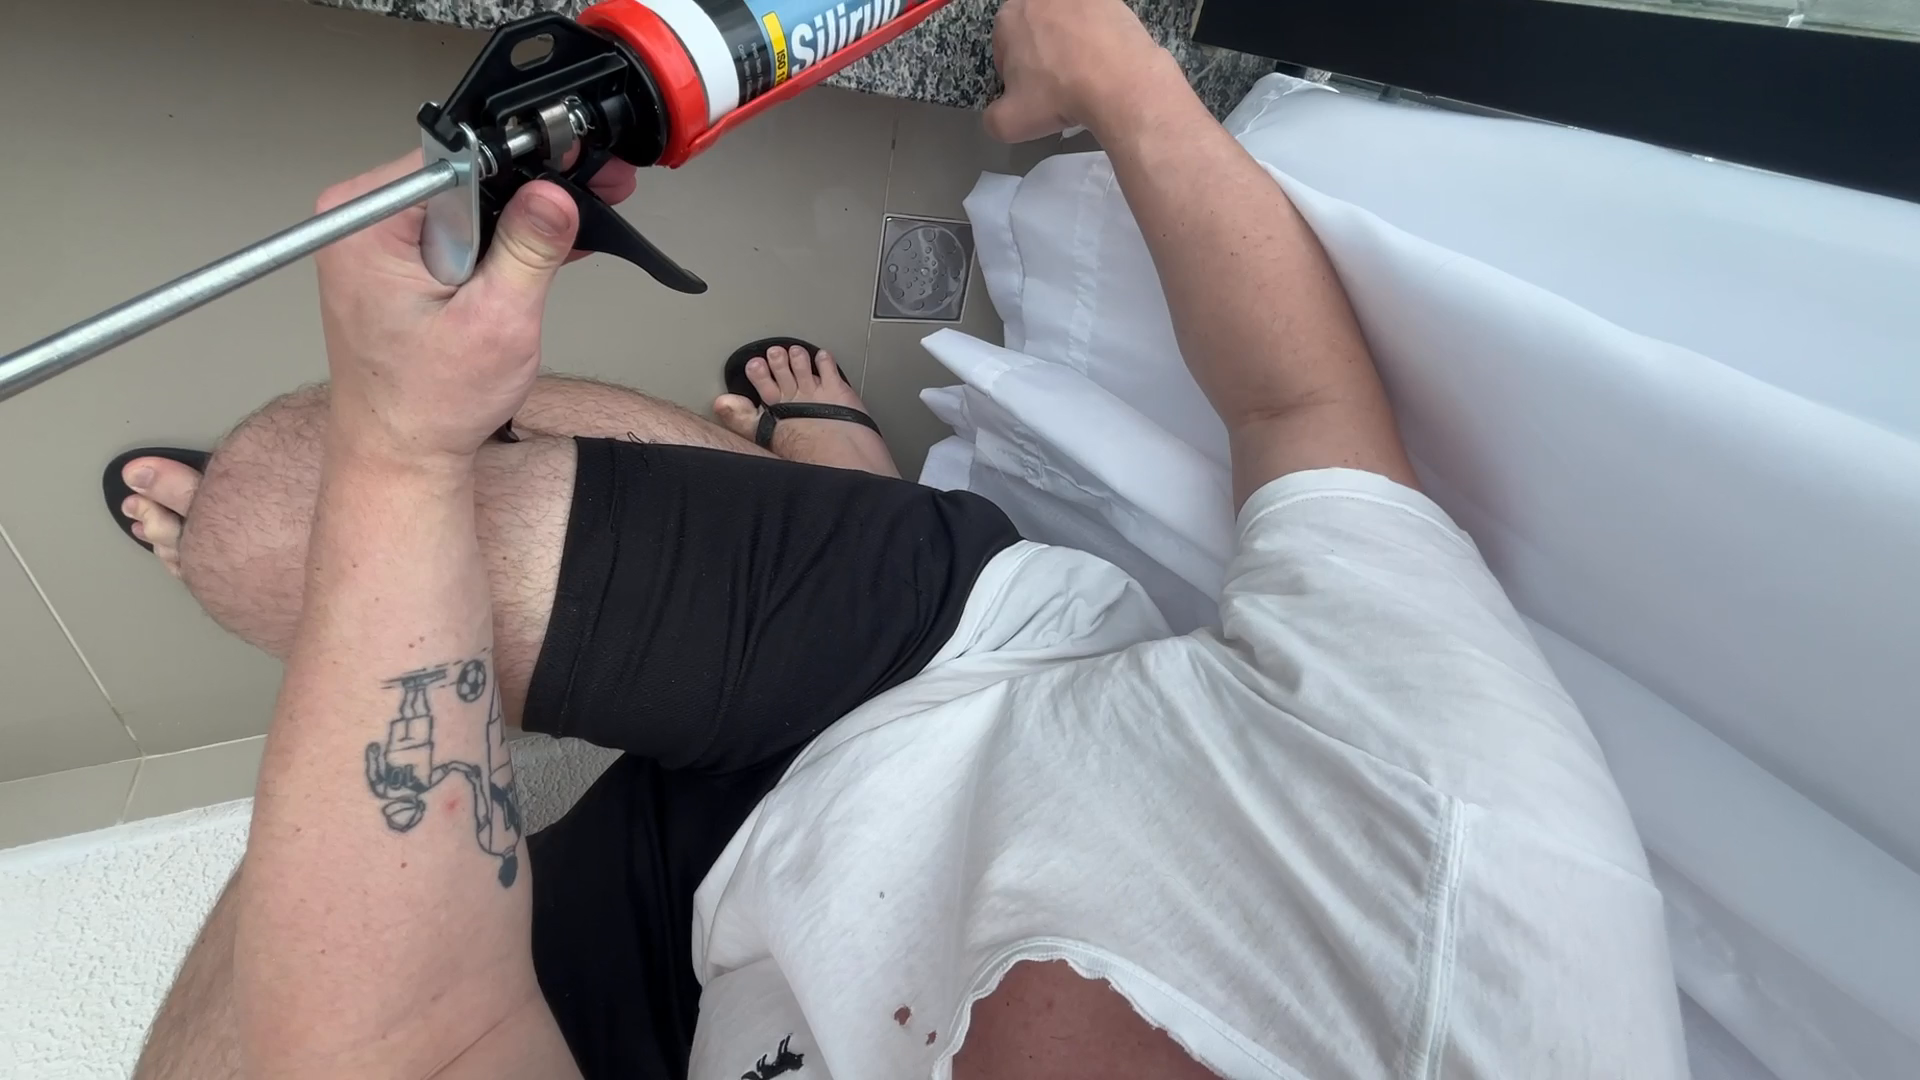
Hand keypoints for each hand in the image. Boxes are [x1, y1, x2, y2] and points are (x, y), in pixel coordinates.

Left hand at [311, 154, 636, 464]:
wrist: (405, 447)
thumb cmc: (434, 400)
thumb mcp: (497, 323)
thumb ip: (527, 253)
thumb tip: (553, 196)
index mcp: (368, 222)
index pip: (458, 162)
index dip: (524, 167)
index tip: (576, 171)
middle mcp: (365, 220)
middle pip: (465, 176)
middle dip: (531, 194)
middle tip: (587, 208)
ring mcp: (383, 240)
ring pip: (470, 205)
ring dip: (523, 224)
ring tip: (567, 243)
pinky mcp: (405, 261)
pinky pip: (464, 233)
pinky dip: (504, 244)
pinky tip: (541, 257)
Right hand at [984, 0, 1171, 142]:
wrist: (1116, 80)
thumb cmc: (1055, 97)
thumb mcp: (1007, 124)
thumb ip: (991, 120)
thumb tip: (995, 115)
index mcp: (1009, 18)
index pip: (1002, 52)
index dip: (1013, 80)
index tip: (1030, 97)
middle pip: (1033, 35)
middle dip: (1040, 59)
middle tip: (1055, 89)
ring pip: (1064, 29)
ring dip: (1067, 50)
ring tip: (1080, 79)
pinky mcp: (1108, 0)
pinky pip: (1094, 26)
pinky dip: (1095, 44)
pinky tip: (1101, 67)